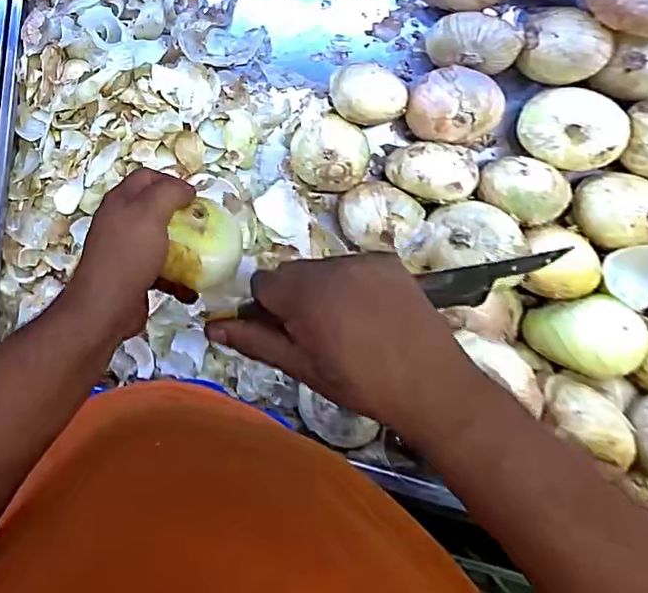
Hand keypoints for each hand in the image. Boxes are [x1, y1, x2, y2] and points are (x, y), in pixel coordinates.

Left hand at [55, 169, 192, 345]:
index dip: (170, 180)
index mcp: (120, 200)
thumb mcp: (150, 213)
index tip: (193, 196)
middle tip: (198, 223)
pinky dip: (175, 277)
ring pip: (158, 240)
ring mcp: (124, 249)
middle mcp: (119, 220)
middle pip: (153, 207)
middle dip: (178, 214)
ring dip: (180, 248)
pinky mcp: (131, 275)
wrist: (107, 306)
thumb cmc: (128, 254)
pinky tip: (188, 288)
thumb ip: (168, 193)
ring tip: (199, 255)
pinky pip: (158, 269)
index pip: (146, 177)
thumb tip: (185, 189)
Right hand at [205, 254, 483, 446]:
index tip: (292, 333)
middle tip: (322, 333)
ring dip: (325, 288)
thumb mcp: (303, 368)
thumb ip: (255, 341)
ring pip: (322, 268)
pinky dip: (355, 282)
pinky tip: (374, 311)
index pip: (262, 284)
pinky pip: (353, 264)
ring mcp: (359, 259)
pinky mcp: (386, 259)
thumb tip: (212, 327)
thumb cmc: (361, 384)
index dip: (271, 310)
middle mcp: (326, 266)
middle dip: (297, 297)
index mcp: (301, 294)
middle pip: (292, 273)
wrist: (436, 388)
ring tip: (352, 324)